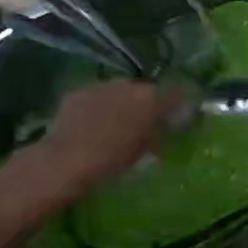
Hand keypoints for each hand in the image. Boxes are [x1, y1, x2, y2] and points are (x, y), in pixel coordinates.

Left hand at [30, 80, 188, 186]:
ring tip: (113, 124)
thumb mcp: (142, 151)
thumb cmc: (111, 161)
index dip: (181, 101)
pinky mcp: (78, 91)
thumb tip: (162, 129)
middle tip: (142, 123)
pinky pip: (95, 97)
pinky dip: (97, 107)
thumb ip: (157, 134)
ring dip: (120, 103)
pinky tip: (90, 124)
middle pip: (144, 91)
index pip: (176, 93)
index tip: (180, 111)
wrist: (66, 160)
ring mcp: (101, 85)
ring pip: (118, 91)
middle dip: (145, 104)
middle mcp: (128, 85)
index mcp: (150, 100)